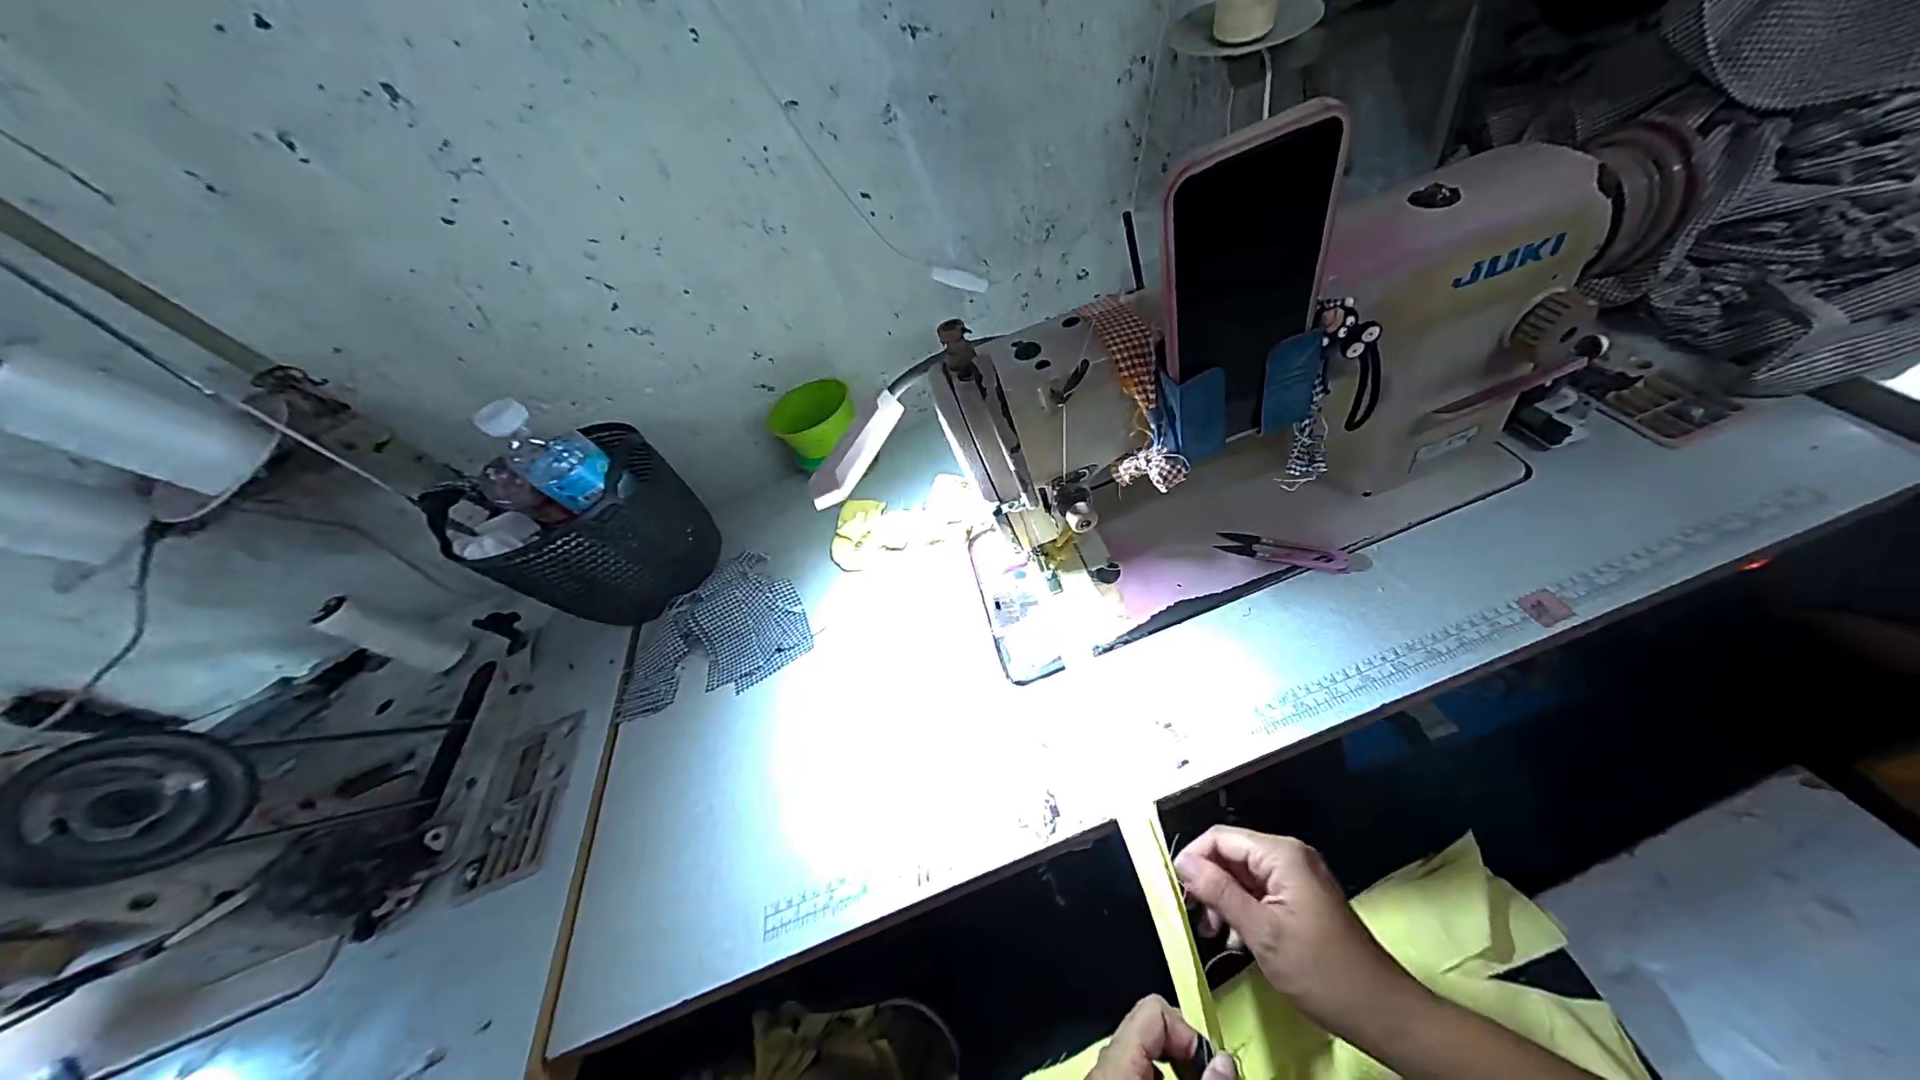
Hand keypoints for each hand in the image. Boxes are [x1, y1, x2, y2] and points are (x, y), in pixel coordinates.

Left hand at [1085, 995, 1236, 1079]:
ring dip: (1174, 1067)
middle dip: (1183, 1049)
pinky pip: (1133, 1070)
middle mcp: (1103, 1066)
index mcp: (1115, 1061)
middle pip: (1148, 1028)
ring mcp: (1104, 1077)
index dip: (1187, 1032)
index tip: (1211, 1063)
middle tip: (1207, 1076)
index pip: (1153, 1010)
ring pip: (1141, 1053)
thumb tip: (1225, 1062)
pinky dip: (1158, 1076)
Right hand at [1173, 827, 1428, 1036]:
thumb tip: (1184, 864)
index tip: (1177, 889)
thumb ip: (1218, 891)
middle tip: (1199, 918)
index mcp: (1281, 855)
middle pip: (1230, 854)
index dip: (1193, 859)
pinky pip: (1258, 891)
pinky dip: (1242, 909)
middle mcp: (1289, 857)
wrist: (1382, 1013)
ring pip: (1241, 874)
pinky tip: (1237, 938)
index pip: (1219, 838)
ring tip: (1216, 932)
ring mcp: (1297, 878)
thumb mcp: (1261, 932)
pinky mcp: (1300, 898)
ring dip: (1223, 900)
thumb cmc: (1323, 973)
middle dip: (1209, 883)